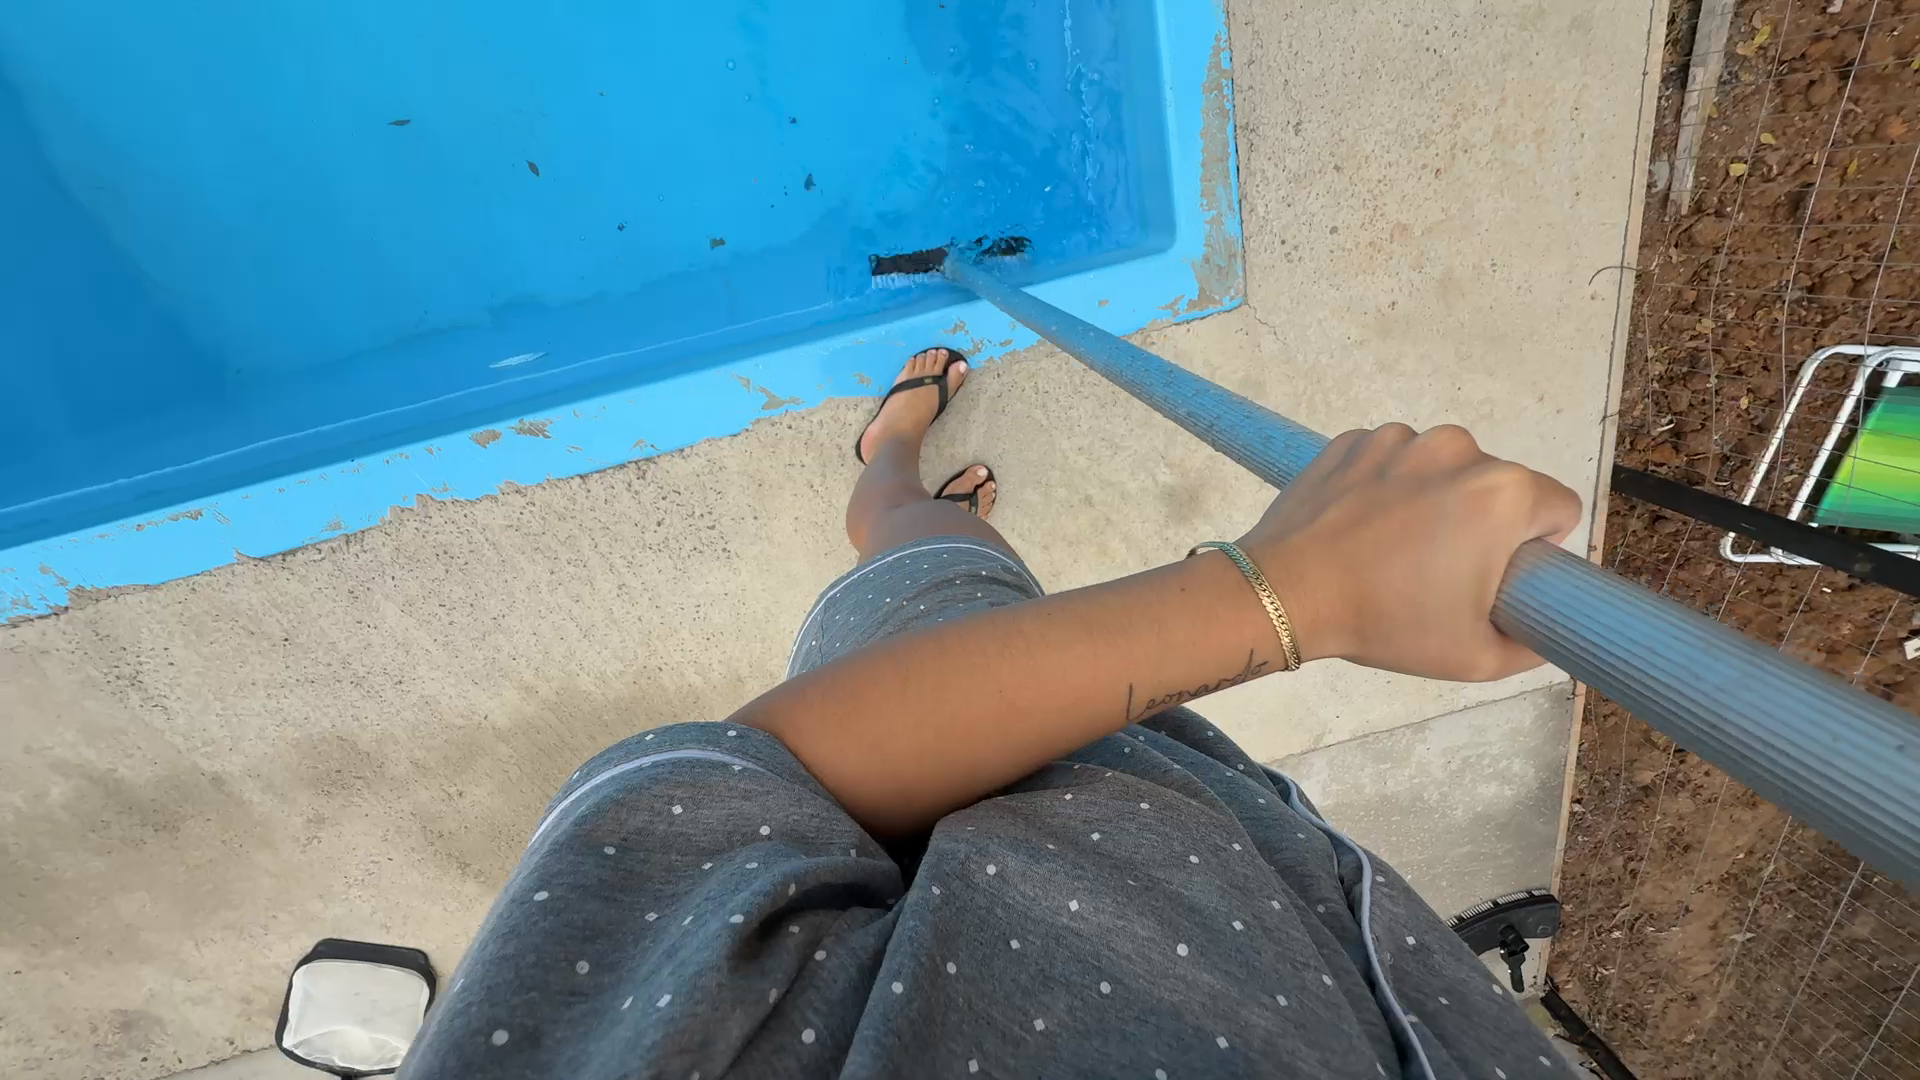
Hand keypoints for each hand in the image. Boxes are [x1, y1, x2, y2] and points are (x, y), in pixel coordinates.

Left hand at [1236, 424, 1582, 681]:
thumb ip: (1534, 641)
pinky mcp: (1346, 441)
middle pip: (1494, 485)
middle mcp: (1453, 448)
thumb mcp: (1477, 656)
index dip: (1530, 548)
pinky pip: (1386, 460)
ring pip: (1438, 467)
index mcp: (1502, 491)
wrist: (1283, 592)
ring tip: (1385, 544)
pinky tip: (1356, 520)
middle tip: (1429, 566)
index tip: (1487, 575)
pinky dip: (1380, 483)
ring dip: (1427, 496)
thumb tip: (1543, 623)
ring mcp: (1393, 438)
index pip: (1555, 510)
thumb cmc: (1382, 620)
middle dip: (1477, 520)